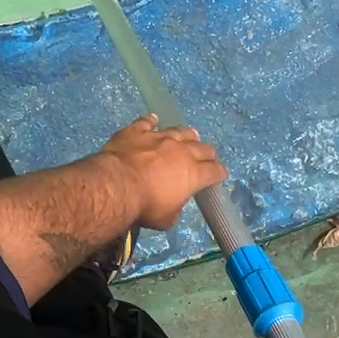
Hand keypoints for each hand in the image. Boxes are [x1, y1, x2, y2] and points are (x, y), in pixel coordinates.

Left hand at [98, 115, 227, 229]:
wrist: (118, 184)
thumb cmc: (146, 205)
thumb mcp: (168, 218)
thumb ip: (175, 207)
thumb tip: (173, 202)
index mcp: (193, 174)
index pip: (214, 171)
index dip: (219, 173)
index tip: (221, 174)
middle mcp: (180, 151)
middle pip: (202, 147)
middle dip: (208, 153)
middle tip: (208, 156)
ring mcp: (159, 137)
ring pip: (179, 131)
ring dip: (186, 134)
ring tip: (191, 134)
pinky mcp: (137, 130)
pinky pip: (147, 122)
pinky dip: (151, 121)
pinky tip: (153, 119)